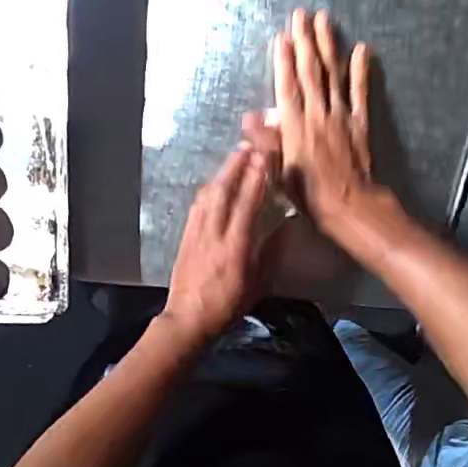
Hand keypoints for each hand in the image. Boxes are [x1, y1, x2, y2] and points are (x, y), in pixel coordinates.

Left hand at [162, 145, 273, 343]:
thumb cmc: (229, 304)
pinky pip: (197, 207)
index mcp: (235, 247)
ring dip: (221, 175)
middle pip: (224, 193)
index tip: (263, 159)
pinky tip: (213, 184)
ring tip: (233, 158)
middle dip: (235, 167)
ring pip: (208, 196)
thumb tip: (282, 226)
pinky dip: (207, 191)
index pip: (246, 204)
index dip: (255, 179)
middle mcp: (214, 235)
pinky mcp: (185, 237)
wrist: (189, 318)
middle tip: (247, 148)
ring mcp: (196, 234)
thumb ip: (270, 253)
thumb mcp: (259, 283)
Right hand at [244, 9, 393, 244]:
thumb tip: (248, 118)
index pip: (287, 86)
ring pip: (333, 74)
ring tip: (324, 20)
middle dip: (304, 41)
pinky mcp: (360, 123)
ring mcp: (341, 116)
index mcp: (295, 127)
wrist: (349, 206)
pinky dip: (360, 70)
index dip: (283, 61)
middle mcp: (318, 114)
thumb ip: (266, 142)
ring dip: (328, 45)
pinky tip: (362, 49)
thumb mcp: (280, 172)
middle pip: (310, 72)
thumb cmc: (308, 194)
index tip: (281, 36)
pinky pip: (360, 92)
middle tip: (301, 14)